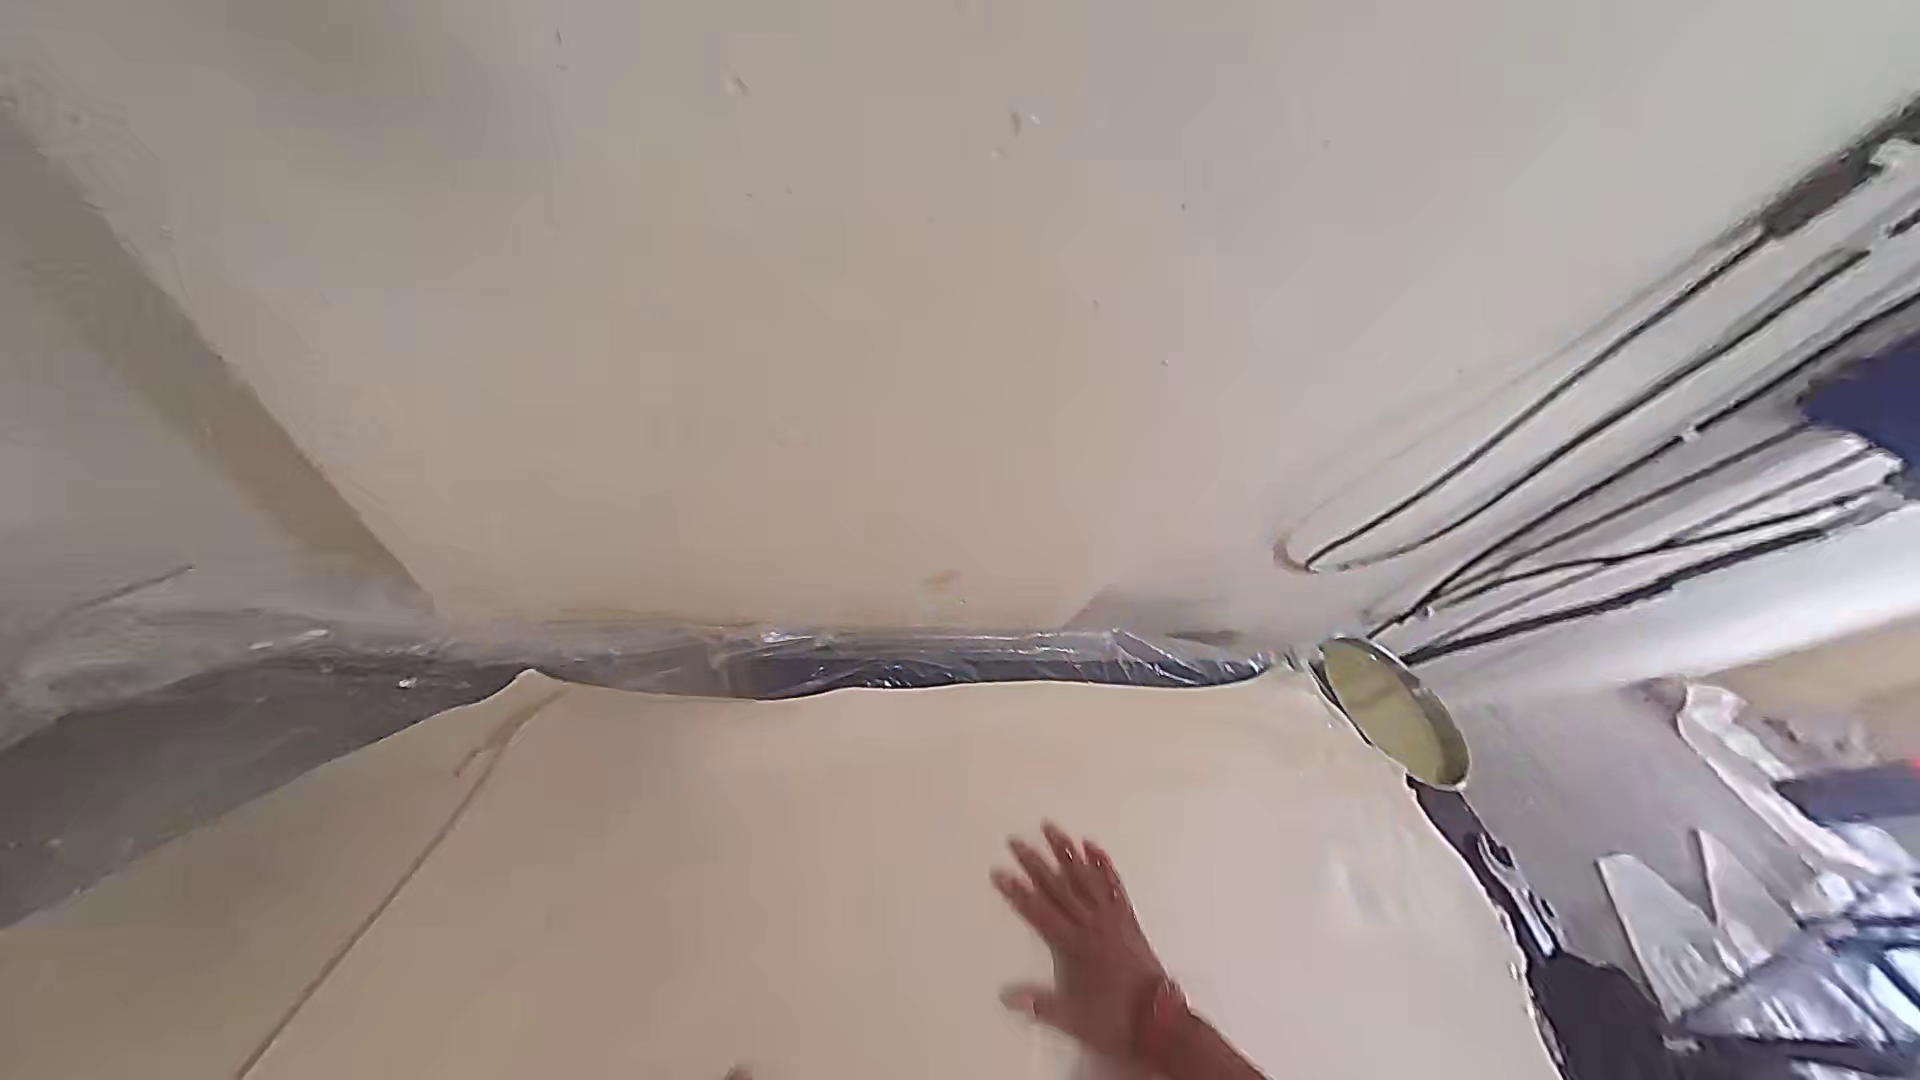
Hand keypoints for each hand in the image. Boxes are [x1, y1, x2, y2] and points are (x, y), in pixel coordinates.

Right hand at [992, 822, 1168, 1061]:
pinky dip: (1102, 864)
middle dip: (1034, 863)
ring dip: (1066, 852)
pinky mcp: (1126, 915)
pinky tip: (1092, 846)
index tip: (1000, 872)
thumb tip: (1005, 996)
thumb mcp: (1072, 1017)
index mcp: (1073, 944)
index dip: (1017, 892)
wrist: (1159, 1021)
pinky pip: (1113, 884)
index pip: (1038, 911)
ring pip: (1083, 876)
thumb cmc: (1114, 1018)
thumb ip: (1039, 1004)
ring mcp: (1109, 915)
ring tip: (1051, 828)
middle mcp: (1089, 922)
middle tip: (1016, 841)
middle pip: (1057, 886)